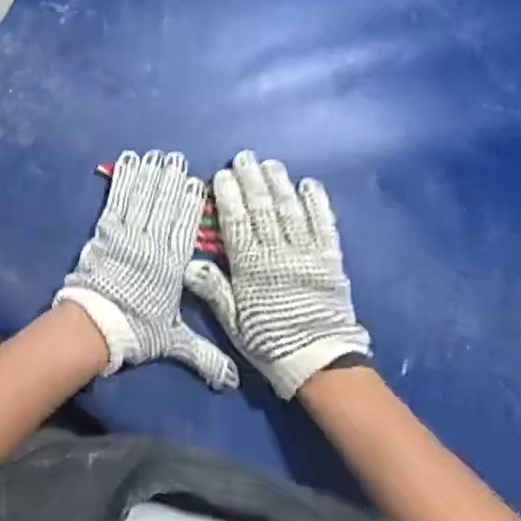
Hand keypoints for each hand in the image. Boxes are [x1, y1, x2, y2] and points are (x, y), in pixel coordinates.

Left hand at [55, 150, 238, 387]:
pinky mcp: (105, 232)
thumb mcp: (174, 343)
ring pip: (141, 198)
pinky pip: (116, 201)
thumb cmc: (137, 330)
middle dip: (171, 181)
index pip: (185, 226)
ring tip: (155, 156)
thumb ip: (203, 356)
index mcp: (172, 264)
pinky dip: (122, 182)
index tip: (197, 181)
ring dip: (148, 176)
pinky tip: (126, 165)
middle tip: (176, 158)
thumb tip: (229, 382)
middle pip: (164, 205)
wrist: (97, 324)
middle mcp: (151, 244)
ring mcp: (126, 235)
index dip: (190, 202)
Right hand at [197, 151, 370, 398]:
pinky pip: (325, 227)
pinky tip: (310, 186)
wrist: (319, 362)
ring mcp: (308, 256)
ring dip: (280, 185)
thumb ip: (213, 289)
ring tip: (271, 164)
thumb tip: (190, 265)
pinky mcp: (331, 262)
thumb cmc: (267, 340)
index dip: (228, 197)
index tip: (221, 175)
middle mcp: (279, 255)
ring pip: (292, 212)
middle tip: (244, 158)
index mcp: (251, 268)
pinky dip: (318, 205)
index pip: (237, 223)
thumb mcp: (232, 320)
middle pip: (264, 210)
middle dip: (253, 181)